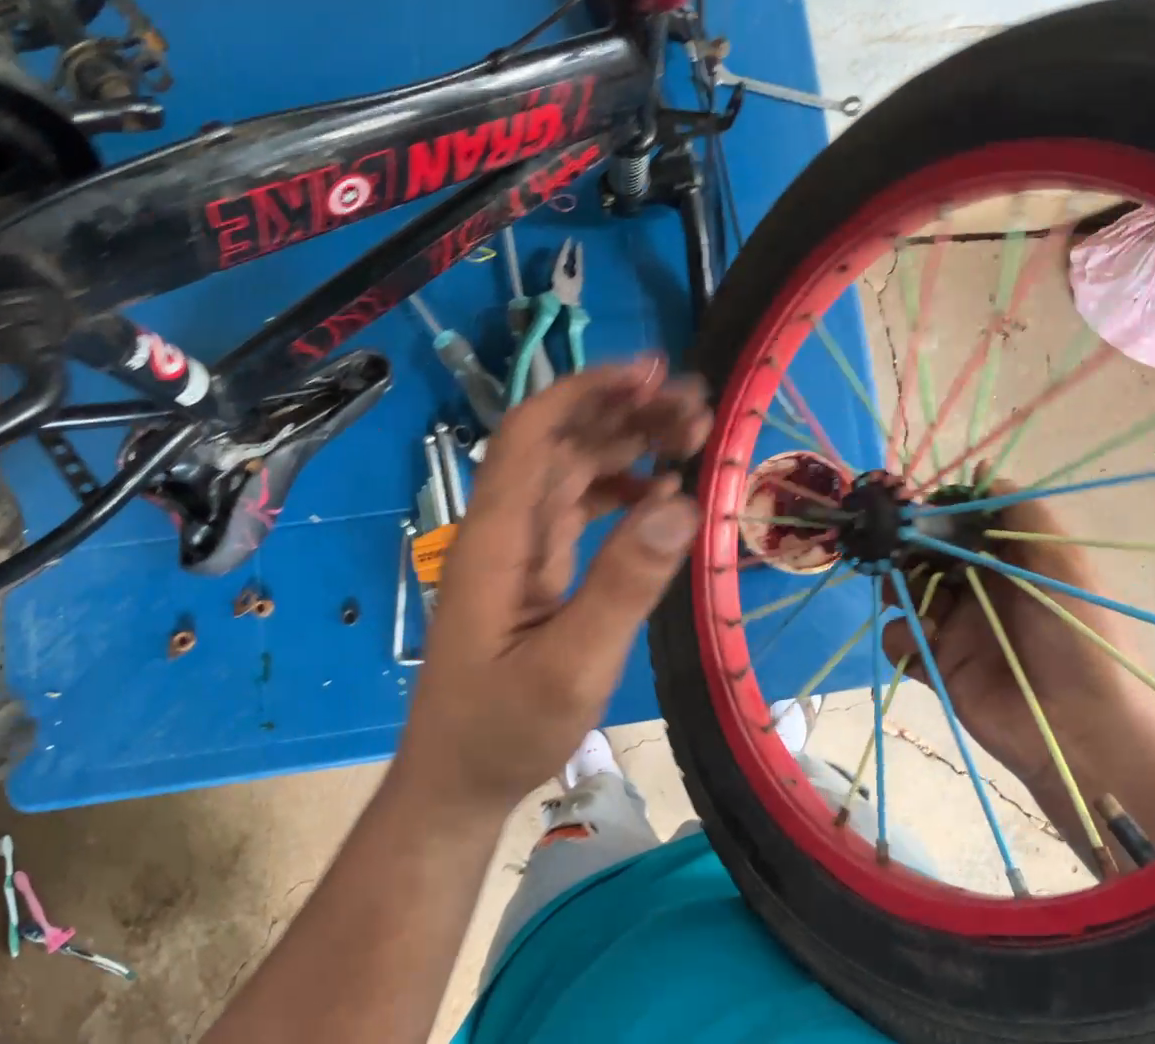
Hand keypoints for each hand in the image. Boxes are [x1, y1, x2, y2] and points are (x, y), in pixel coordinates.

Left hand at [394, 359, 711, 811]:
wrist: (457, 780)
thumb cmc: (504, 729)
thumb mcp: (572, 666)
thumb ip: (624, 586)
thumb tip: (682, 503)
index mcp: (500, 536)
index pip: (533, 433)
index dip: (588, 392)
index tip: (653, 375)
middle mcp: (506, 528)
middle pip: (560, 443)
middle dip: (625, 414)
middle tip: (697, 411)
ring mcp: (520, 550)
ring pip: (572, 473)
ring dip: (627, 448)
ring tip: (691, 440)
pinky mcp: (535, 574)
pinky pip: (579, 512)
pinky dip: (621, 493)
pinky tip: (659, 496)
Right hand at [882, 480, 1131, 786]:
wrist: (1081, 726)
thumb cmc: (1077, 635)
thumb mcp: (1062, 563)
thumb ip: (1021, 514)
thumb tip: (980, 474)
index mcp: (1008, 562)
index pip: (960, 525)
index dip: (934, 513)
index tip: (911, 505)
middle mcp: (977, 589)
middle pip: (923, 556)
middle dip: (904, 548)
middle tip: (893, 546)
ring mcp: (954, 628)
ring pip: (903, 593)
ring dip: (897, 587)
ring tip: (904, 594)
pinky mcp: (936, 665)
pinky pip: (899, 639)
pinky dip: (901, 634)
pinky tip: (922, 639)